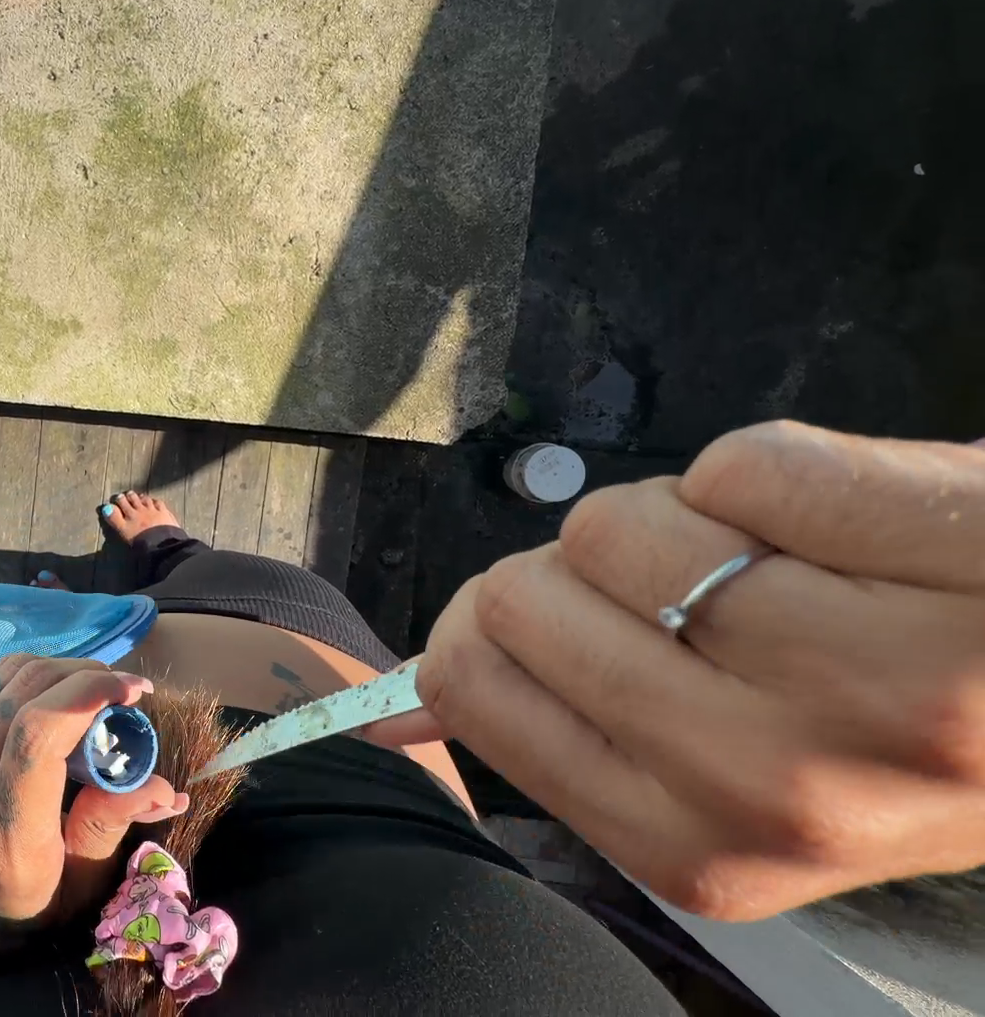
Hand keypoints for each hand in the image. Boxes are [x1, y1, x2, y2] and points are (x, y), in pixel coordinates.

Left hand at [0, 656, 185, 965]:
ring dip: (58, 668)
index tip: (133, 689)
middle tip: (123, 687)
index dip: (88, 693)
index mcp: (1, 833)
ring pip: (5, 677)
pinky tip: (55, 690)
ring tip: (94, 685)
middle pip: (24, 692)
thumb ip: (110, 825)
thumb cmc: (18, 907)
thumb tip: (163, 786)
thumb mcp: (75, 886)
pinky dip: (28, 675)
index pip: (37, 734)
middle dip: (84, 674)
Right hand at [366, 422, 984, 919]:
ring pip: (613, 525)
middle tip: (699, 603)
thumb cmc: (863, 718)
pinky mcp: (967, 564)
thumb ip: (540, 723)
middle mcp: (770, 790)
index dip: (498, 621)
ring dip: (678, 518)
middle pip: (518, 593)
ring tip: (790, 566)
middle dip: (584, 575)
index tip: (581, 621)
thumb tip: (385, 709)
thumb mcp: (691, 759)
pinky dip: (775, 470)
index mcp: (688, 844)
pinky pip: (738, 468)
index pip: (464, 679)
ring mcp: (880, 687)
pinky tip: (860, 527)